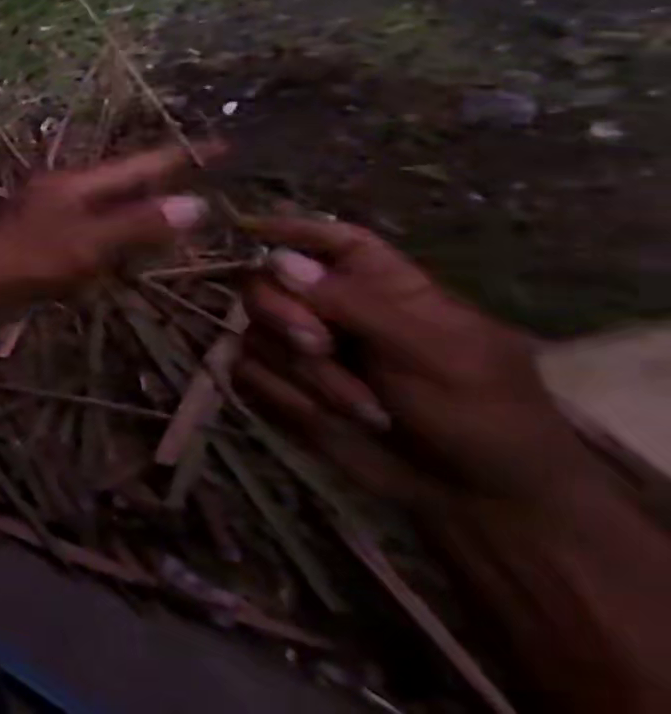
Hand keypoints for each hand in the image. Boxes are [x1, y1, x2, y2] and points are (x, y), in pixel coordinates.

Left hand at [0, 144, 213, 309]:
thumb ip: (139, 224)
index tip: (222, 144)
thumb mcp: (90, 242)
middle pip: (121, 181)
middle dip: (159, 178)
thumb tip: (195, 203)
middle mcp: (60, 190)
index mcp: (72, 183)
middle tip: (201, 172)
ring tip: (175, 207)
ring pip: (105, 205)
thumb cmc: (29, 261)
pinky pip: (89, 228)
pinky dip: (115, 234)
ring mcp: (47, 213)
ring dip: (139, 207)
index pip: (137, 164)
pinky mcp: (40, 238)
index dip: (180, 156)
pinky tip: (127, 245)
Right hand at [237, 216, 596, 512]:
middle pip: (264, 279)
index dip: (288, 229)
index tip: (245, 229)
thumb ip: (357, 303)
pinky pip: (246, 371)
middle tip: (319, 345)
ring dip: (303, 373)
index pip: (327, 239)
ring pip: (253, 331)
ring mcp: (297, 347)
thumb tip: (277, 260)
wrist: (476, 501)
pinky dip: (285, 396)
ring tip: (363, 409)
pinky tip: (328, 418)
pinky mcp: (277, 383)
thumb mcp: (438, 353)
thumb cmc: (484, 417)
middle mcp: (329, 308)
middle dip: (283, 313)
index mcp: (381, 286)